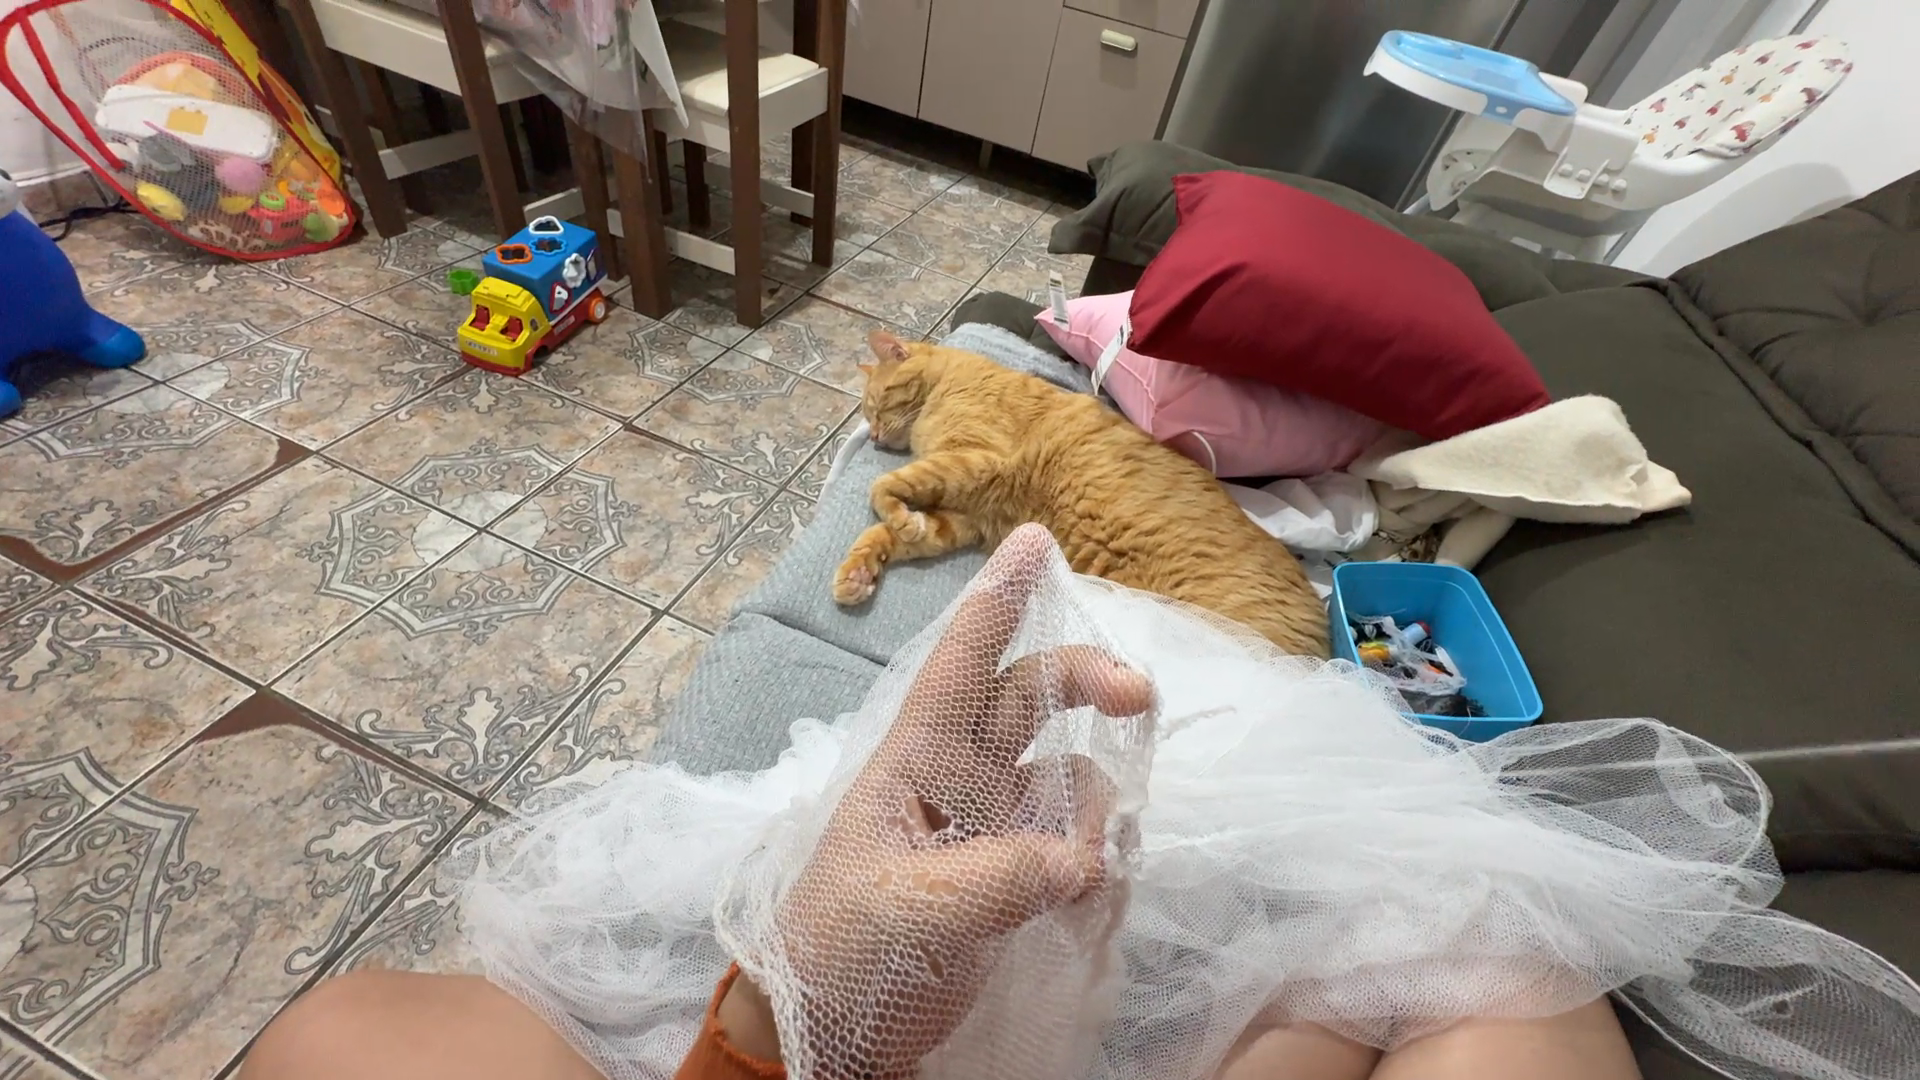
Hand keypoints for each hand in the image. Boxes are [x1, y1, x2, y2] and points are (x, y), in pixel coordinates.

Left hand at [735, 524, 1154, 1078]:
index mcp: (918, 755)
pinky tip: (1083, 900)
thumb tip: (1083, 858)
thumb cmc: (839, 946)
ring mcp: (996, 817)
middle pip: (1035, 694)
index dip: (997, 595)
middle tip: (1140, 695)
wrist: (833, 1023)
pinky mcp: (1020, 864)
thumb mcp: (904, 907)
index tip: (1036, 539)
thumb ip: (993, 880)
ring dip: (1093, 808)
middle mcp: (963, 772)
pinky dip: (1095, 857)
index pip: (961, 659)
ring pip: (1071, 774)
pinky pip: (1079, 837)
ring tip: (1079, 871)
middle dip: (1088, 679)